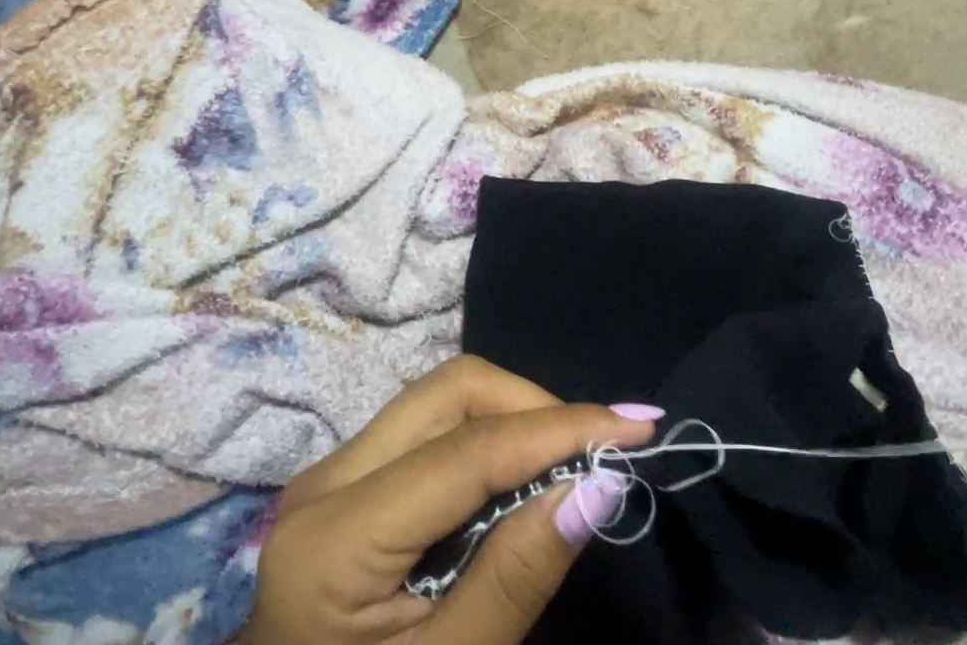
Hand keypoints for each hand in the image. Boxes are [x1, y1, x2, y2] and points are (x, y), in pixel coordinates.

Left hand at [245, 356, 660, 644]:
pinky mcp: (346, 481)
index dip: (560, 429)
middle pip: (450, 391)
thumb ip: (518, 576)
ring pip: (440, 398)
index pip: (469, 450)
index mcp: (338, 537)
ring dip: (515, 416)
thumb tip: (601, 484)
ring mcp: (331, 474)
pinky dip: (488, 436)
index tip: (640, 427)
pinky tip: (521, 476)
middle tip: (599, 452)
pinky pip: (429, 427)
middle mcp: (326, 480)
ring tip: (569, 463)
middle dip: (536, 407)